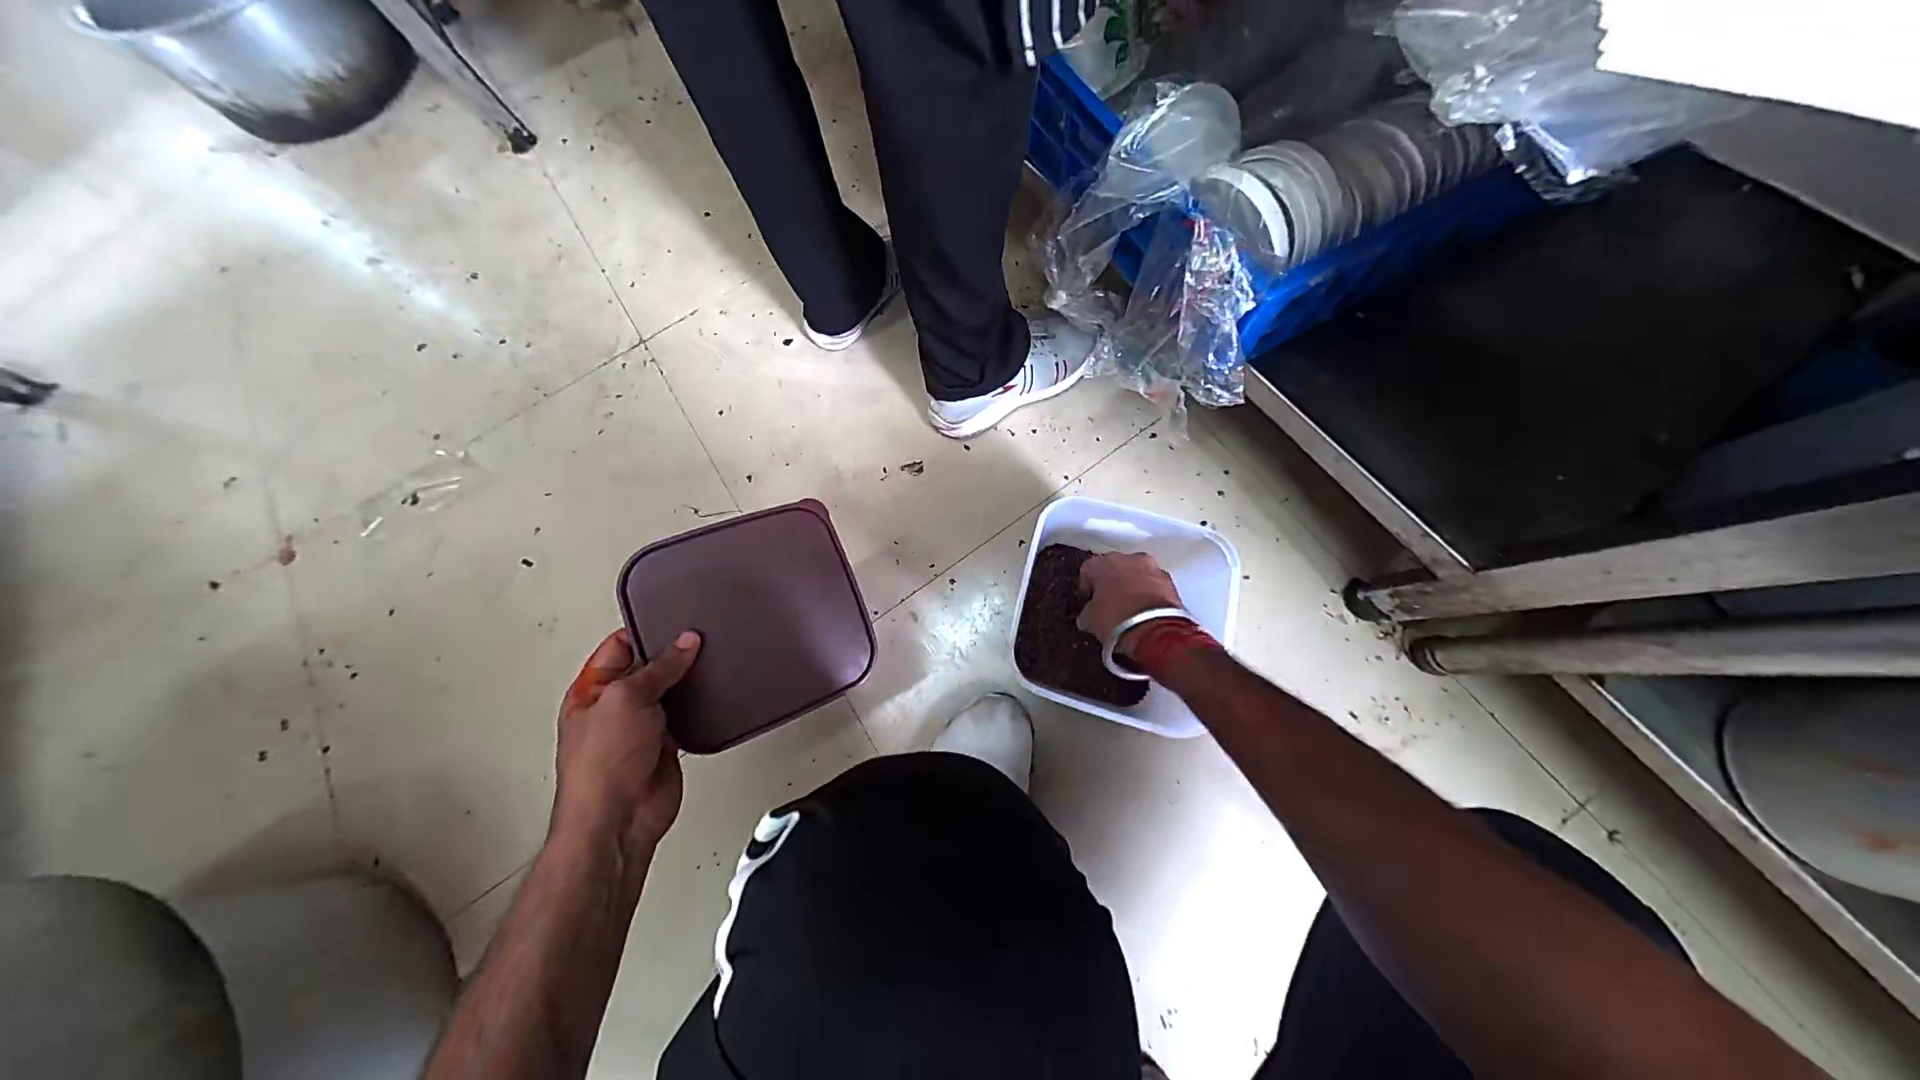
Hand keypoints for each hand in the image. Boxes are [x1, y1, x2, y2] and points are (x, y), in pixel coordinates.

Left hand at [552, 628, 700, 852]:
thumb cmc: (600, 769)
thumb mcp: (627, 699)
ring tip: (708, 661)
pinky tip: (711, 695)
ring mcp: (642, 726)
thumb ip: (660, 667)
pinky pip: (687, 716)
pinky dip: (700, 707)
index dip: (645, 630)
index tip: (672, 618)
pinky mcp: (667, 743)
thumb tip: (684, 643)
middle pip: (649, 667)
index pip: (619, 646)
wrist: (620, 817)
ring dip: (687, 682)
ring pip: (671, 691)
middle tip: (696, 638)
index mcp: (592, 691)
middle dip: (671, 655)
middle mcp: (615, 707)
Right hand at [1076, 552, 1187, 657]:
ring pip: (1138, 572)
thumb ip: (1088, 610)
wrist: (1156, 633)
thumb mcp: (1091, 620)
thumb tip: (1089, 614)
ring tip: (1130, 606)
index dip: (1087, 585)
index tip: (1088, 598)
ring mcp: (1152, 568)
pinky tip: (1145, 610)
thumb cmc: (1118, 621)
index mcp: (1102, 563)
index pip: (1088, 569)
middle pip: (1115, 566)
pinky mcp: (1171, 581)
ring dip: (1134, 584)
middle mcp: (1128, 559)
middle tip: (1109, 601)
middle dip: (1112, 580)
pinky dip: (1150, 592)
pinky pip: (1155, 583)